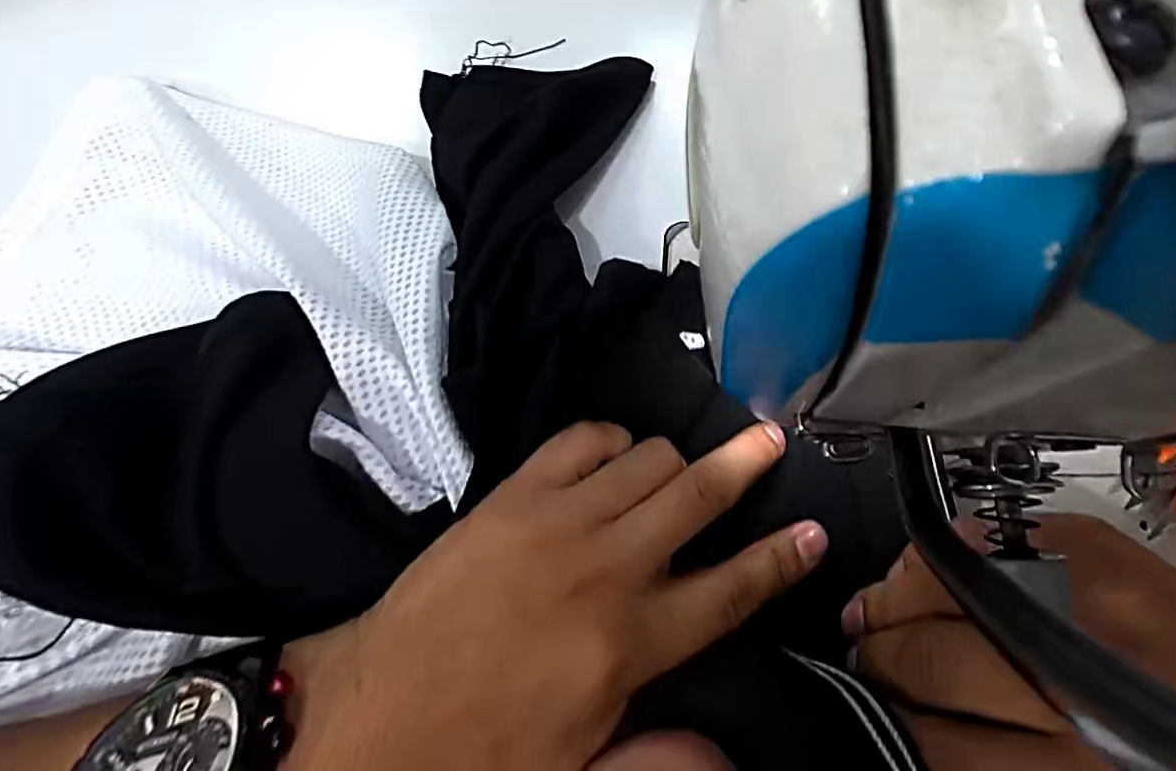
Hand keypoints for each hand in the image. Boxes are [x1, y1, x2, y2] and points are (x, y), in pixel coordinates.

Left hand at [282, 420, 826, 769]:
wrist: (361, 725)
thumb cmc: (478, 755)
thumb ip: (658, 761)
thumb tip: (729, 750)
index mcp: (629, 644)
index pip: (729, 590)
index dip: (780, 558)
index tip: (815, 530)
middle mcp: (607, 568)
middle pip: (697, 494)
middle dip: (745, 461)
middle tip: (770, 436)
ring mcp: (560, 520)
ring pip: (650, 456)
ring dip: (671, 462)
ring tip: (671, 477)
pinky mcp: (515, 494)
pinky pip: (585, 438)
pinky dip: (610, 441)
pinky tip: (610, 460)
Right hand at [845, 513, 1175, 770]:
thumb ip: (1059, 770)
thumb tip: (976, 752)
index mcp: (1090, 765)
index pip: (953, 740)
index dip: (897, 718)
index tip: (862, 698)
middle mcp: (1089, 693)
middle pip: (950, 659)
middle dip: (888, 648)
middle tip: (851, 637)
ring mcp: (1121, 620)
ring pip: (983, 597)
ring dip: (923, 591)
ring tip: (882, 592)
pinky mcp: (1161, 578)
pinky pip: (1054, 546)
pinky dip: (998, 548)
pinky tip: (966, 549)